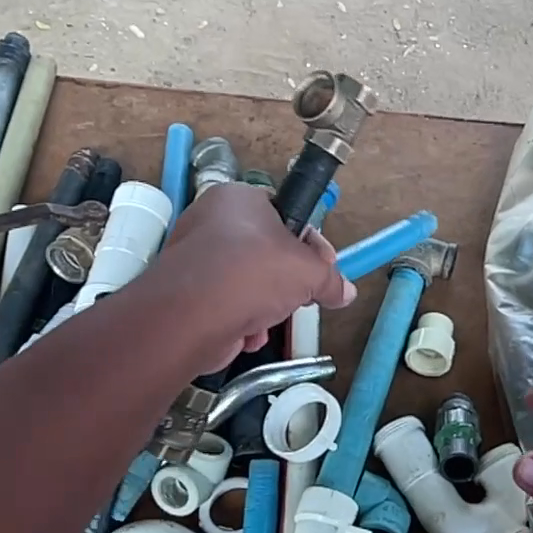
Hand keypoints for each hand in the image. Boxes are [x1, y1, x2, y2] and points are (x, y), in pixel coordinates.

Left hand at [143, 183, 355, 370]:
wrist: (192, 315)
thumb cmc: (254, 274)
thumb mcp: (310, 272)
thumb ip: (331, 280)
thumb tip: (345, 292)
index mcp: (239, 199)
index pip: (287, 216)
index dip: (312, 245)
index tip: (325, 269)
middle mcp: (211, 220)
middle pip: (268, 253)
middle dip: (288, 282)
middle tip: (302, 297)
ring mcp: (195, 257)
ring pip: (250, 283)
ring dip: (267, 307)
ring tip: (271, 318)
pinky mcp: (187, 293)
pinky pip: (228, 304)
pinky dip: (242, 321)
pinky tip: (248, 332)